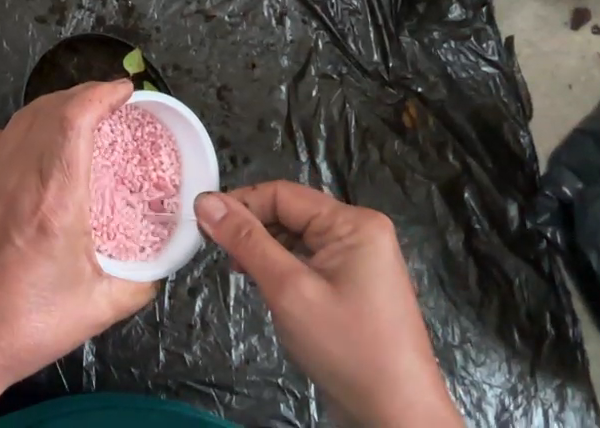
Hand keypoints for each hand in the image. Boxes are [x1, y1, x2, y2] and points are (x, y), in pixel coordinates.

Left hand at [0, 79, 155, 394]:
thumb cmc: (27, 323)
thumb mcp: (99, 308)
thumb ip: (140, 282)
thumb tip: (162, 262)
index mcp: (55, 197)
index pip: (75, 118)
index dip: (101, 94)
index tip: (126, 90)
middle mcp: (19, 173)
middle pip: (51, 107)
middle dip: (85, 93)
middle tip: (112, 101)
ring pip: (24, 116)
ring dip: (56, 105)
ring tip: (82, 114)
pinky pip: (3, 135)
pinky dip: (28, 125)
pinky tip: (40, 142)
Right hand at [194, 182, 460, 427]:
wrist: (398, 419)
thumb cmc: (346, 348)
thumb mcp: (288, 290)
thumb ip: (245, 241)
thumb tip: (205, 201)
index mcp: (353, 223)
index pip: (282, 194)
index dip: (240, 204)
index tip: (202, 222)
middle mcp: (360, 233)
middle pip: (289, 213)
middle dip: (251, 229)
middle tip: (217, 251)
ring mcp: (359, 261)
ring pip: (295, 238)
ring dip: (263, 250)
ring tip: (240, 272)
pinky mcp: (354, 287)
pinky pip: (308, 261)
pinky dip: (282, 269)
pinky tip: (266, 287)